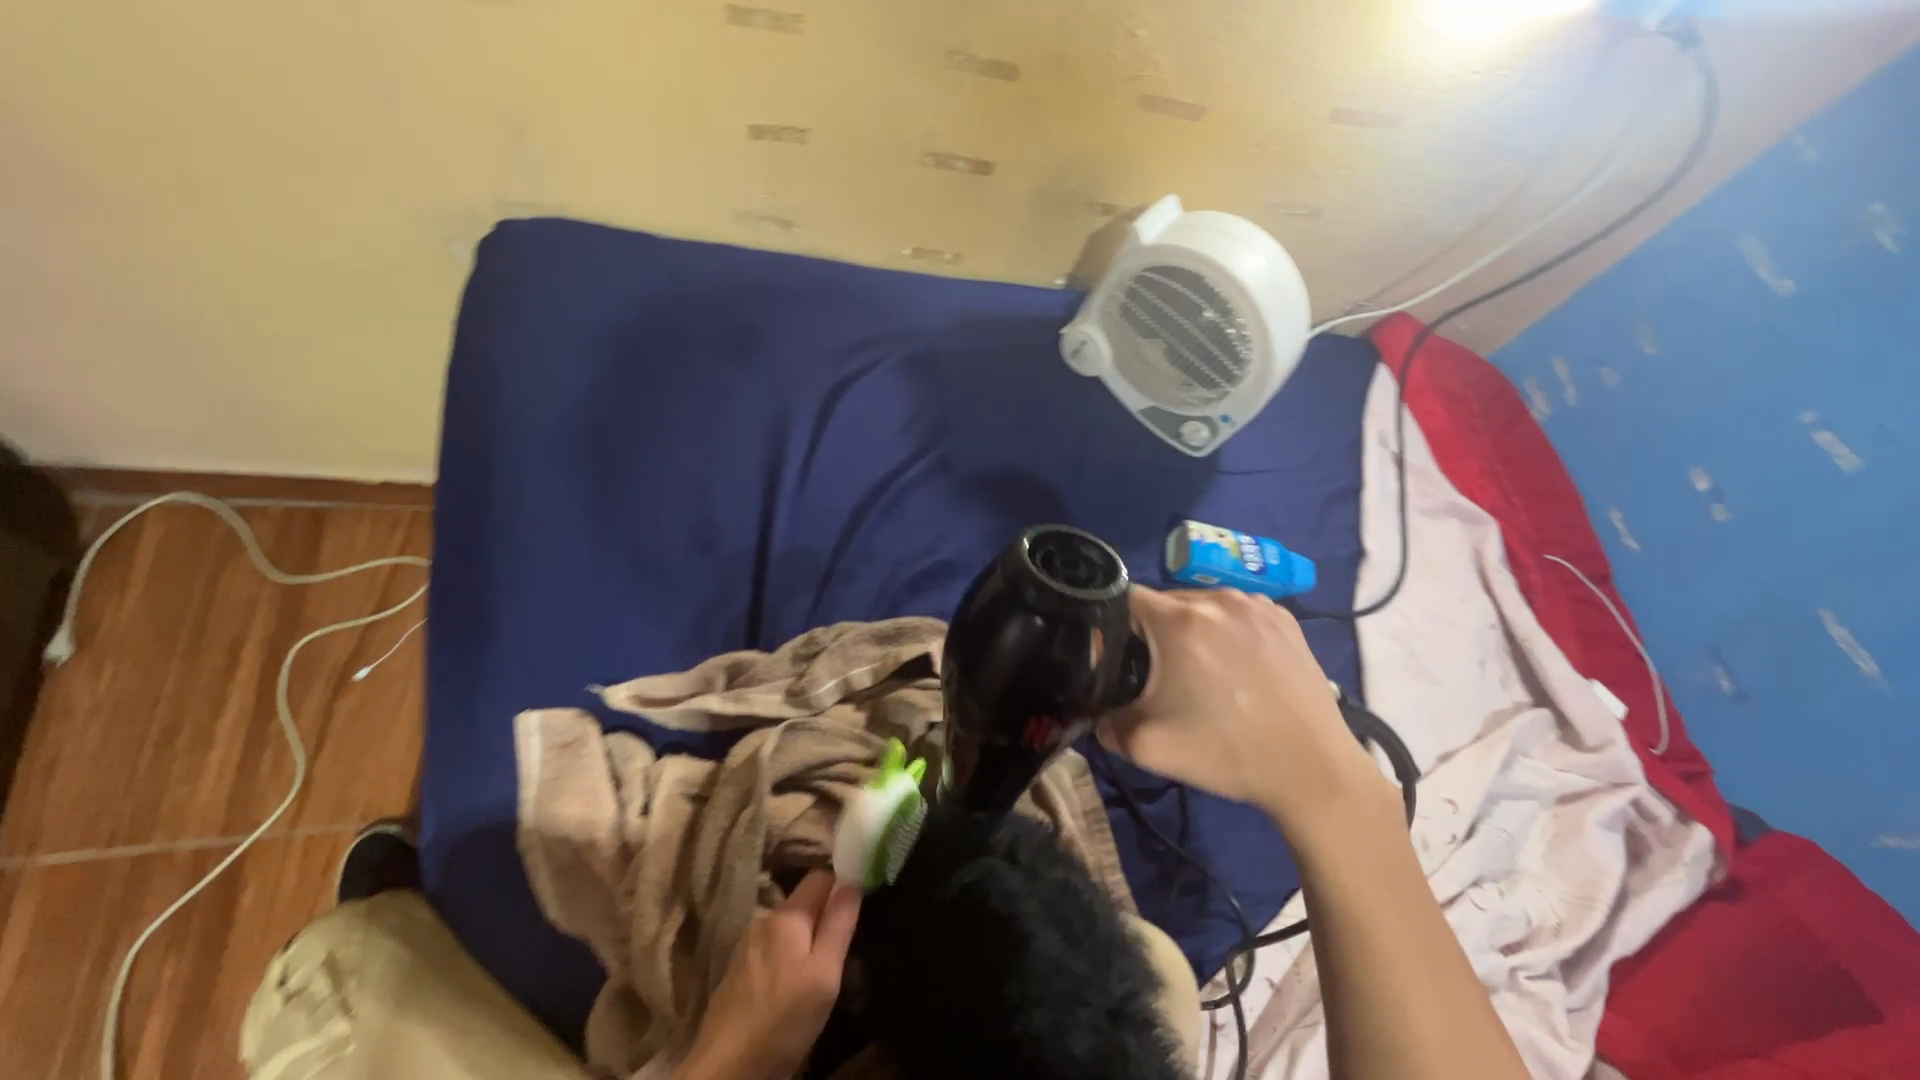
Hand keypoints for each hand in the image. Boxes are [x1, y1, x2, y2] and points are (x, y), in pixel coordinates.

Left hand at [678, 870, 861, 1079]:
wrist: (727, 1069)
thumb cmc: (784, 1021)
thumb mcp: (824, 975)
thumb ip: (839, 924)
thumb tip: (851, 880)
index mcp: (786, 915)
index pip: (821, 876)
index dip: (843, 885)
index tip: (861, 909)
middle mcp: (763, 919)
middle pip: (805, 902)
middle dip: (826, 918)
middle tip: (845, 952)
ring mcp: (747, 945)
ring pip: (790, 928)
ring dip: (808, 942)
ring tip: (821, 976)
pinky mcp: (739, 970)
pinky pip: (774, 949)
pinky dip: (789, 959)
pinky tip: (794, 989)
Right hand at [1099, 586, 1392, 833]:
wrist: (1311, 769)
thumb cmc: (1226, 752)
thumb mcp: (1147, 746)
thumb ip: (1106, 723)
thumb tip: (1097, 714)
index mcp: (1181, 621)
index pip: (1127, 599)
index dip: (1115, 625)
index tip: (1120, 657)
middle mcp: (1218, 599)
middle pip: (1166, 601)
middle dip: (1155, 631)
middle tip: (1161, 675)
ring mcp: (1257, 605)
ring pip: (1204, 605)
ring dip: (1193, 630)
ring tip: (1202, 672)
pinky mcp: (1286, 620)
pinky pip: (1238, 613)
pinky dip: (1228, 632)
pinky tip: (1238, 669)